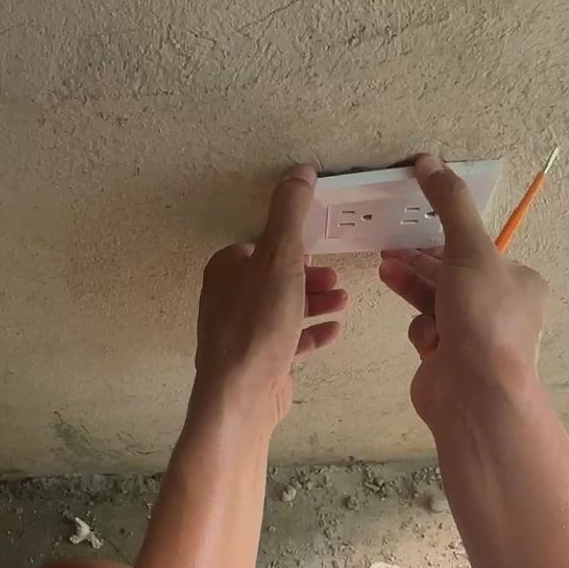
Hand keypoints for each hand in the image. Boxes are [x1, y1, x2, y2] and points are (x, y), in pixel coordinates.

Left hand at [192, 165, 346, 429]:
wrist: (242, 394)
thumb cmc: (256, 325)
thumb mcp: (280, 259)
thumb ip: (290, 215)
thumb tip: (299, 173)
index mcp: (226, 270)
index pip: (262, 247)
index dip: (293, 248)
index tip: (318, 250)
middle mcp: (228, 299)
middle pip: (276, 278)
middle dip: (310, 278)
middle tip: (336, 281)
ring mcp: (242, 333)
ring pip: (284, 309)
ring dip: (315, 303)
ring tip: (342, 303)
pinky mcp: (257, 360)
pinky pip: (288, 340)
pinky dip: (312, 333)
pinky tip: (334, 331)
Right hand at [378, 154, 548, 424]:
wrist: (475, 392)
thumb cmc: (483, 319)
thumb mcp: (470, 250)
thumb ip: (449, 205)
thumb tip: (430, 160)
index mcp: (519, 282)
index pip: (477, 251)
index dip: (444, 237)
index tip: (416, 224)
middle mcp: (501, 310)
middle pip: (453, 275)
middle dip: (420, 262)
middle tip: (390, 249)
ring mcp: (475, 339)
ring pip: (436, 303)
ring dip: (412, 287)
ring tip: (385, 270)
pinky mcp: (450, 361)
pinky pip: (429, 334)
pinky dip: (423, 332)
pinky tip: (424, 337)